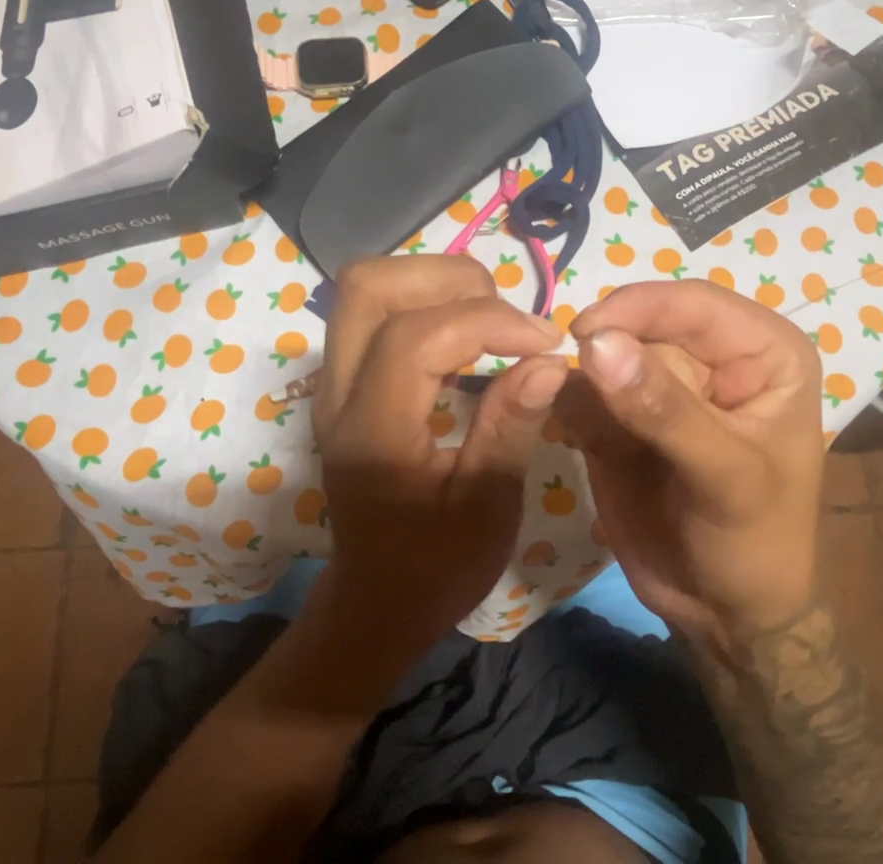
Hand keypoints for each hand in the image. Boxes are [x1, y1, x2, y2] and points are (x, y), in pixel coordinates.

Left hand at [314, 255, 567, 654]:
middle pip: (368, 287)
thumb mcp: (487, 508)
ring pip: (363, 290)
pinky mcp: (344, 386)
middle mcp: (339, 395)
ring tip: (488, 321)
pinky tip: (464, 337)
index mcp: (374, 431)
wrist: (377, 602)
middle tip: (506, 318)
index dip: (488, 322)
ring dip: (432, 284)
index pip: (415, 336)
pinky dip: (421, 304)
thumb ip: (510, 427)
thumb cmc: (436, 568)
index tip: (546, 342)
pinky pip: (371, 314)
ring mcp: (333, 386)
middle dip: (448, 280)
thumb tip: (549, 361)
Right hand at [559, 280, 824, 646]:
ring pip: (602, 356)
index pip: (692, 304)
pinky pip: (580, 394)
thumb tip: (595, 342)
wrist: (720, 612)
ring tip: (575, 427)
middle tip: (567, 391)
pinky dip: (563, 408)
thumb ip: (664, 409)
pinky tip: (565, 435)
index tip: (582, 335)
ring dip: (576, 385)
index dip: (637, 310)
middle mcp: (709, 357)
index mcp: (762, 351)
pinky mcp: (618, 417)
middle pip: (638, 327)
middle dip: (601, 354)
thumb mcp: (724, 476)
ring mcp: (659, 387)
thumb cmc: (754, 541)